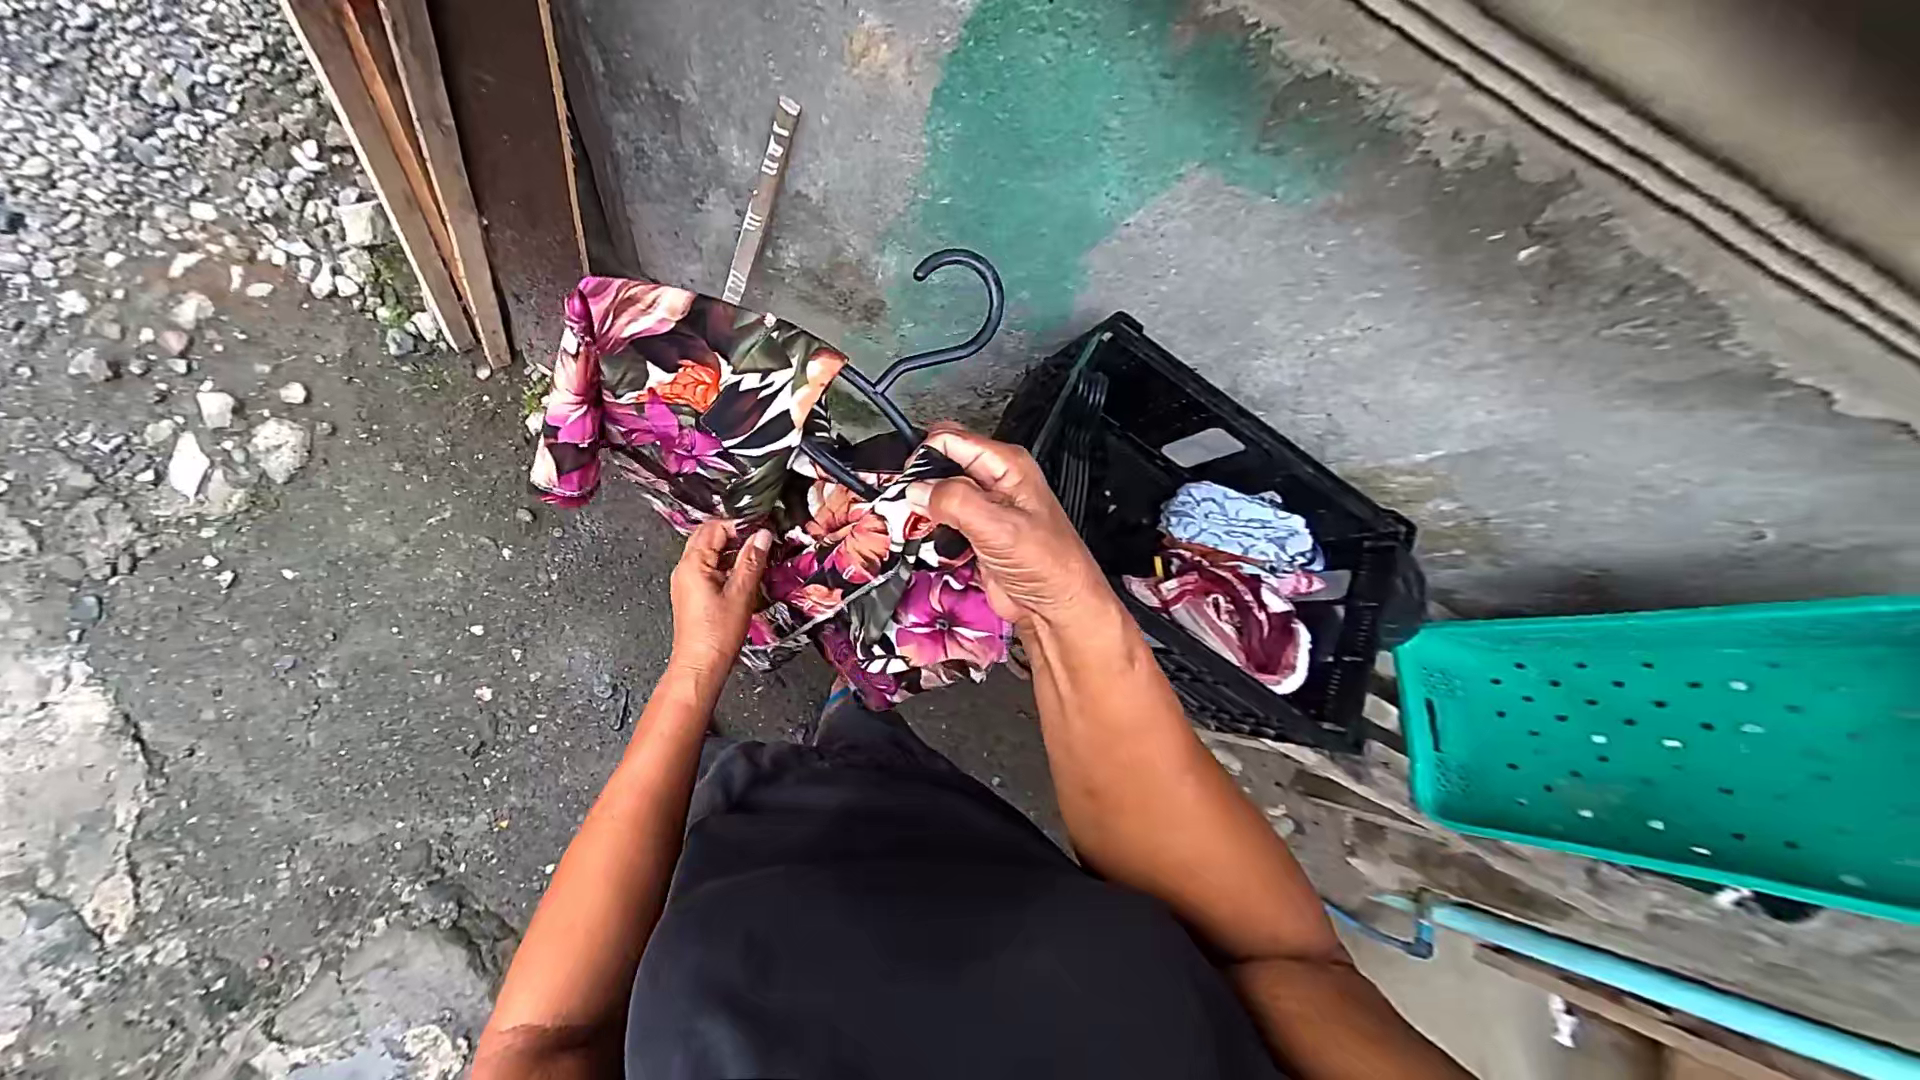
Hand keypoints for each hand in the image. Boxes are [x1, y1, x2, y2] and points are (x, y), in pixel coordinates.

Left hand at [668, 520, 771, 680]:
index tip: (762, 530)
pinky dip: (726, 565)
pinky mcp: (692, 593)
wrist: (700, 665)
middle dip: (735, 534)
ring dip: (732, 550)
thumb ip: (752, 560)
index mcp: (693, 564)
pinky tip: (744, 576)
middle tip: (760, 540)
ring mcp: (686, 582)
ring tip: (756, 558)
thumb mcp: (742, 593)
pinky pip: (708, 568)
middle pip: (708, 537)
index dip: (740, 525)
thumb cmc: (716, 635)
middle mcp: (684, 569)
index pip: (715, 528)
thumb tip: (762, 536)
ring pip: (708, 552)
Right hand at [906, 423, 1112, 630]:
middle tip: (912, 507)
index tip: (911, 484)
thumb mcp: (999, 526)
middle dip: (921, 485)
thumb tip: (919, 489)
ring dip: (924, 512)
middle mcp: (994, 482)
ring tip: (924, 528)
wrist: (1054, 605)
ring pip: (937, 497)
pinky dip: (932, 534)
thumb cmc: (1050, 564)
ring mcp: (983, 508)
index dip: (925, 458)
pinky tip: (936, 544)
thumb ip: (955, 501)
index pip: (950, 440)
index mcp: (1006, 465)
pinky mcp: (974, 534)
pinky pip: (941, 524)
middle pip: (940, 466)